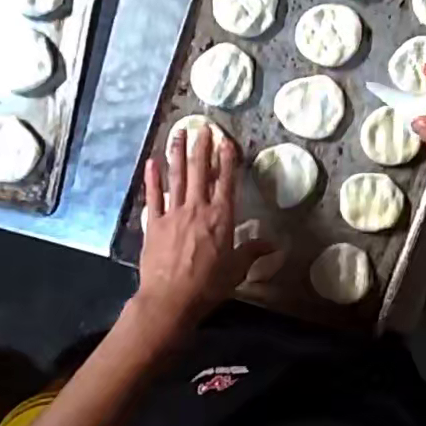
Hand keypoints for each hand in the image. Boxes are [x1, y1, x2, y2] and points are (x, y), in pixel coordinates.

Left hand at [132, 125, 275, 333]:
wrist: (171, 299)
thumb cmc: (208, 286)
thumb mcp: (237, 270)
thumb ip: (253, 252)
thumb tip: (274, 244)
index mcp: (221, 218)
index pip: (226, 182)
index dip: (227, 159)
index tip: (227, 141)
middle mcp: (197, 209)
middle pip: (200, 172)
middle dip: (202, 148)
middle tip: (202, 127)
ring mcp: (173, 214)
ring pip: (176, 177)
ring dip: (178, 154)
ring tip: (179, 133)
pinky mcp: (153, 224)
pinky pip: (153, 196)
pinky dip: (152, 179)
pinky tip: (151, 162)